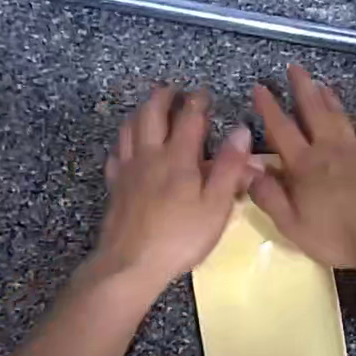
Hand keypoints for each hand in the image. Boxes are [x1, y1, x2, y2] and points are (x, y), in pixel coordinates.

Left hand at [92, 87, 253, 288]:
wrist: (131, 264)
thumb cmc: (180, 238)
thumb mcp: (215, 206)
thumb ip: (228, 167)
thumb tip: (241, 131)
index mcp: (178, 158)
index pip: (189, 118)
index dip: (198, 102)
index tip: (204, 94)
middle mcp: (150, 156)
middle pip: (151, 113)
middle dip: (164, 97)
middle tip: (174, 91)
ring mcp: (128, 170)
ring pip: (129, 128)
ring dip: (141, 112)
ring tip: (150, 109)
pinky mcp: (115, 187)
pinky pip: (116, 153)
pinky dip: (124, 141)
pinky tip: (128, 146)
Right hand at [250, 64, 355, 271]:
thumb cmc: (333, 236)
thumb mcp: (291, 224)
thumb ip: (268, 196)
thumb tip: (248, 170)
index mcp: (305, 164)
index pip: (281, 129)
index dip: (269, 107)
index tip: (260, 87)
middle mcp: (329, 150)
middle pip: (314, 111)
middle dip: (303, 88)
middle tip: (295, 67)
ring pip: (340, 118)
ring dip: (329, 99)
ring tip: (322, 85)